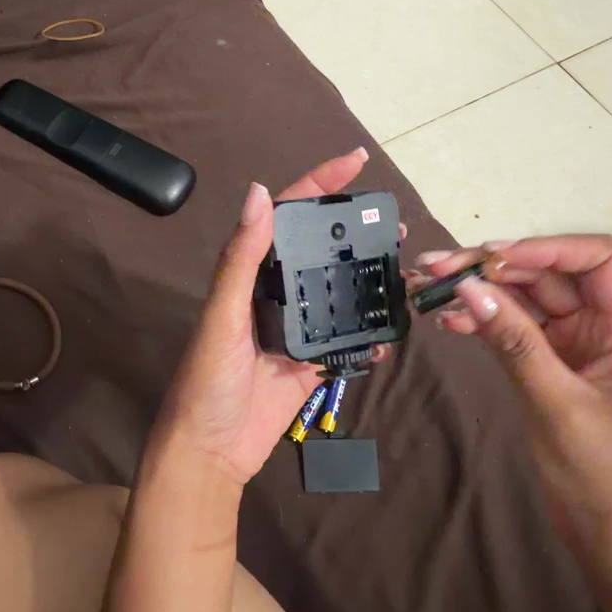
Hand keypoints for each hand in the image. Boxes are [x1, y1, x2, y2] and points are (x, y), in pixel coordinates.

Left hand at [153, 148, 389, 484]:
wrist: (210, 452)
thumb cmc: (207, 379)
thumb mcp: (222, 316)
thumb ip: (241, 259)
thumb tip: (260, 192)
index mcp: (249, 274)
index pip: (286, 215)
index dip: (318, 183)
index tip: (357, 160)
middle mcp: (273, 294)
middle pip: (318, 248)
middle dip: (354, 229)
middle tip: (394, 221)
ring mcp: (295, 329)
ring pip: (337, 290)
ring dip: (367, 276)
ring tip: (403, 265)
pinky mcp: (310, 363)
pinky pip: (346, 340)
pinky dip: (369, 333)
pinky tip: (391, 329)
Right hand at [412, 236, 611, 572]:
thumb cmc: (603, 477)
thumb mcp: (556, 406)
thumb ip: (514, 343)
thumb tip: (468, 288)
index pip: (596, 259)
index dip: (545, 247)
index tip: (489, 259)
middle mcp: (600, 328)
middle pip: (547, 275)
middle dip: (492, 267)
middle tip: (435, 268)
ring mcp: (571, 347)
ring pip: (523, 300)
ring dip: (477, 291)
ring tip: (425, 288)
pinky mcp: (547, 366)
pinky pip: (511, 329)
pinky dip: (480, 321)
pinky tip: (446, 322)